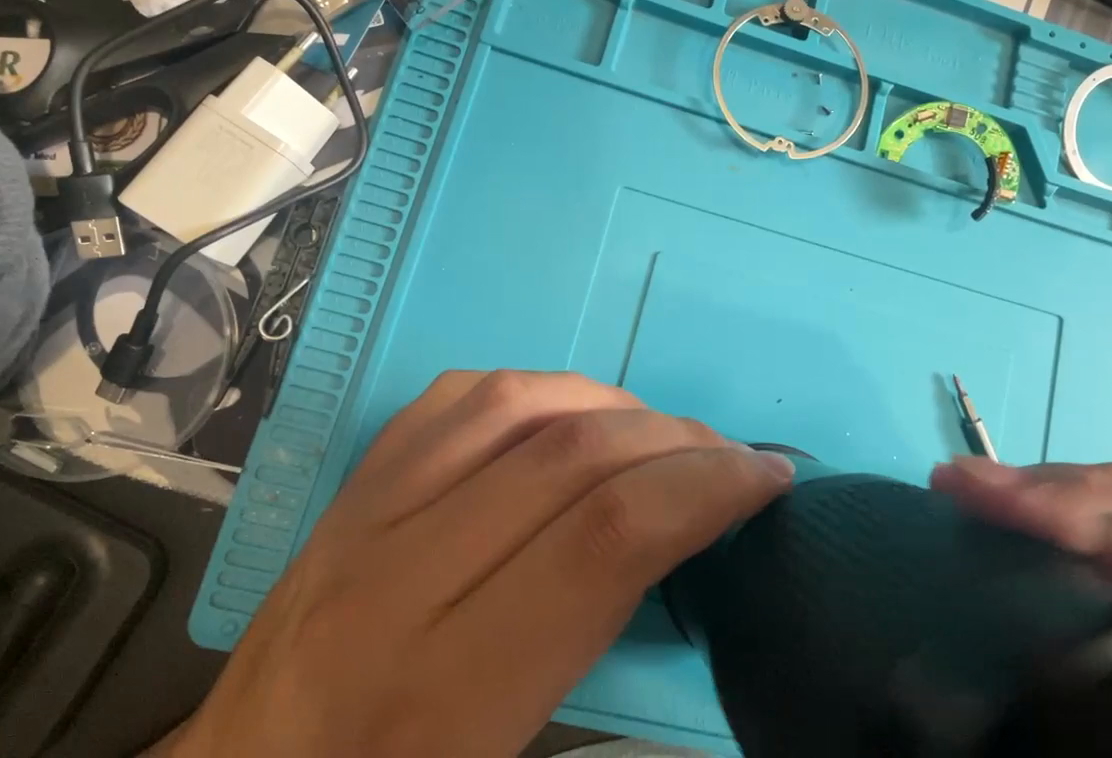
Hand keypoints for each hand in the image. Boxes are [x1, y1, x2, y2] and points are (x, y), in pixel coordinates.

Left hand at [159, 371, 794, 757]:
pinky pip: (451, 401)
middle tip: (731, 458)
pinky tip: (571, 412)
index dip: (705, 492)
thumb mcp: (512, 748)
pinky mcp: (346, 492)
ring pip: (511, 408)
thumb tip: (680, 540)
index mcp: (447, 691)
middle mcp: (396, 584)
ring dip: (612, 405)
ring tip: (662, 434)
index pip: (604, 541)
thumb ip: (594, 642)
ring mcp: (361, 521)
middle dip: (678, 443)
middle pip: (568, 460)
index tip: (765, 482)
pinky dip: (533, 389)